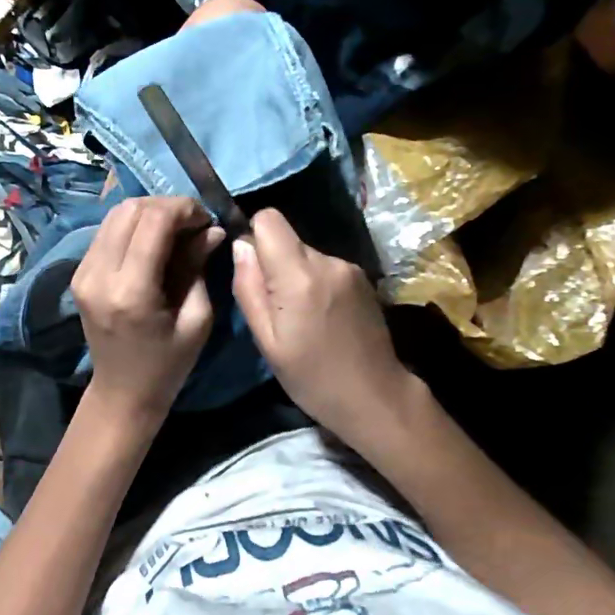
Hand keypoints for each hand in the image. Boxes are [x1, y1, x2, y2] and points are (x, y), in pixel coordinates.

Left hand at [73, 197, 225, 420]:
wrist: (122, 392)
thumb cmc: (168, 364)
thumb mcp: (196, 319)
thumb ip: (198, 267)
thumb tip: (211, 229)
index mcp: (131, 291)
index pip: (153, 222)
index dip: (183, 209)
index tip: (206, 219)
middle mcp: (99, 275)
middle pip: (130, 209)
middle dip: (167, 206)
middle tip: (193, 224)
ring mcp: (82, 272)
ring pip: (115, 214)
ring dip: (149, 212)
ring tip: (176, 230)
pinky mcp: (78, 273)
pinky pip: (106, 231)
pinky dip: (133, 226)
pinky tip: (154, 241)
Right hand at [230, 208, 418, 446]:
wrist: (374, 395)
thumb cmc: (311, 377)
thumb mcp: (266, 340)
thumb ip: (249, 287)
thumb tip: (241, 246)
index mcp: (299, 275)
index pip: (269, 219)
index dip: (254, 236)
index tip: (254, 270)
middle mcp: (328, 261)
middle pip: (288, 239)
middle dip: (275, 263)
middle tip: (276, 307)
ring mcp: (350, 268)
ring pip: (307, 254)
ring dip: (298, 275)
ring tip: (303, 317)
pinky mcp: (364, 278)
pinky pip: (327, 267)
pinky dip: (317, 283)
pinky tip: (324, 317)